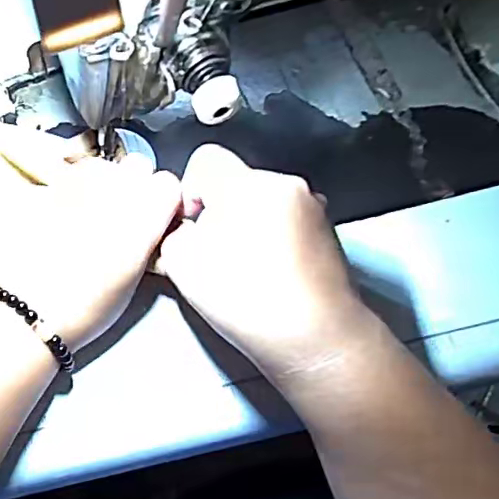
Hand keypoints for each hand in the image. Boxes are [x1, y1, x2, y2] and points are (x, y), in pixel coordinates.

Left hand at [0, 138, 180, 349]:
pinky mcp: (46, 185)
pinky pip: (70, 177)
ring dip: (103, 185)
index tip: (157, 220)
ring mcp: (77, 180)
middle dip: (134, 188)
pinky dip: (72, 191)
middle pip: (137, 167)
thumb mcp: (133, 279)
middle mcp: (114, 186)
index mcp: (145, 211)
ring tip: (91, 220)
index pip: (168, 184)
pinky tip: (64, 219)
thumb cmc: (84, 307)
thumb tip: (153, 230)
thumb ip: (149, 242)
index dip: (163, 202)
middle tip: (123, 221)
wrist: (30, 309)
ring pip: (102, 167)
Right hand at [157, 145, 375, 382]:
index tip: (190, 229)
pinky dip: (272, 238)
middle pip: (234, 183)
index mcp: (247, 184)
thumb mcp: (182, 266)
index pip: (203, 160)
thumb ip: (172, 233)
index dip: (187, 193)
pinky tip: (270, 274)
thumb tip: (182, 227)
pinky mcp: (326, 229)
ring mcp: (311, 205)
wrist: (314, 337)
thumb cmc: (246, 300)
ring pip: (261, 203)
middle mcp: (285, 183)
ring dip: (247, 225)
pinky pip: (285, 220)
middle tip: (213, 256)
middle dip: (219, 211)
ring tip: (245, 269)